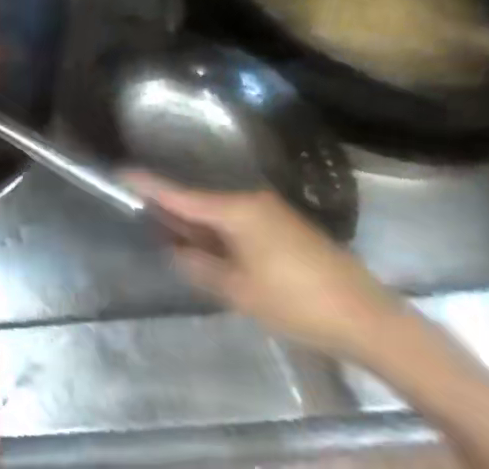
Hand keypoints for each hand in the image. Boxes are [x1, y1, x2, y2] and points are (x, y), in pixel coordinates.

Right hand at [125, 172, 406, 359]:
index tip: (120, 171)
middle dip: (173, 211)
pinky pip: (239, 222)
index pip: (180, 193)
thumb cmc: (296, 302)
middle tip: (146, 221)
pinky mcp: (286, 227)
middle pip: (199, 200)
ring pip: (220, 213)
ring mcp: (272, 212)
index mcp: (235, 209)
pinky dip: (220, 233)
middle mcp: (251, 200)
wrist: (369, 318)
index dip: (148, 184)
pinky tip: (215, 253)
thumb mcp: (237, 289)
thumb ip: (197, 265)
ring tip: (177, 243)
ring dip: (198, 226)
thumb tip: (173, 249)